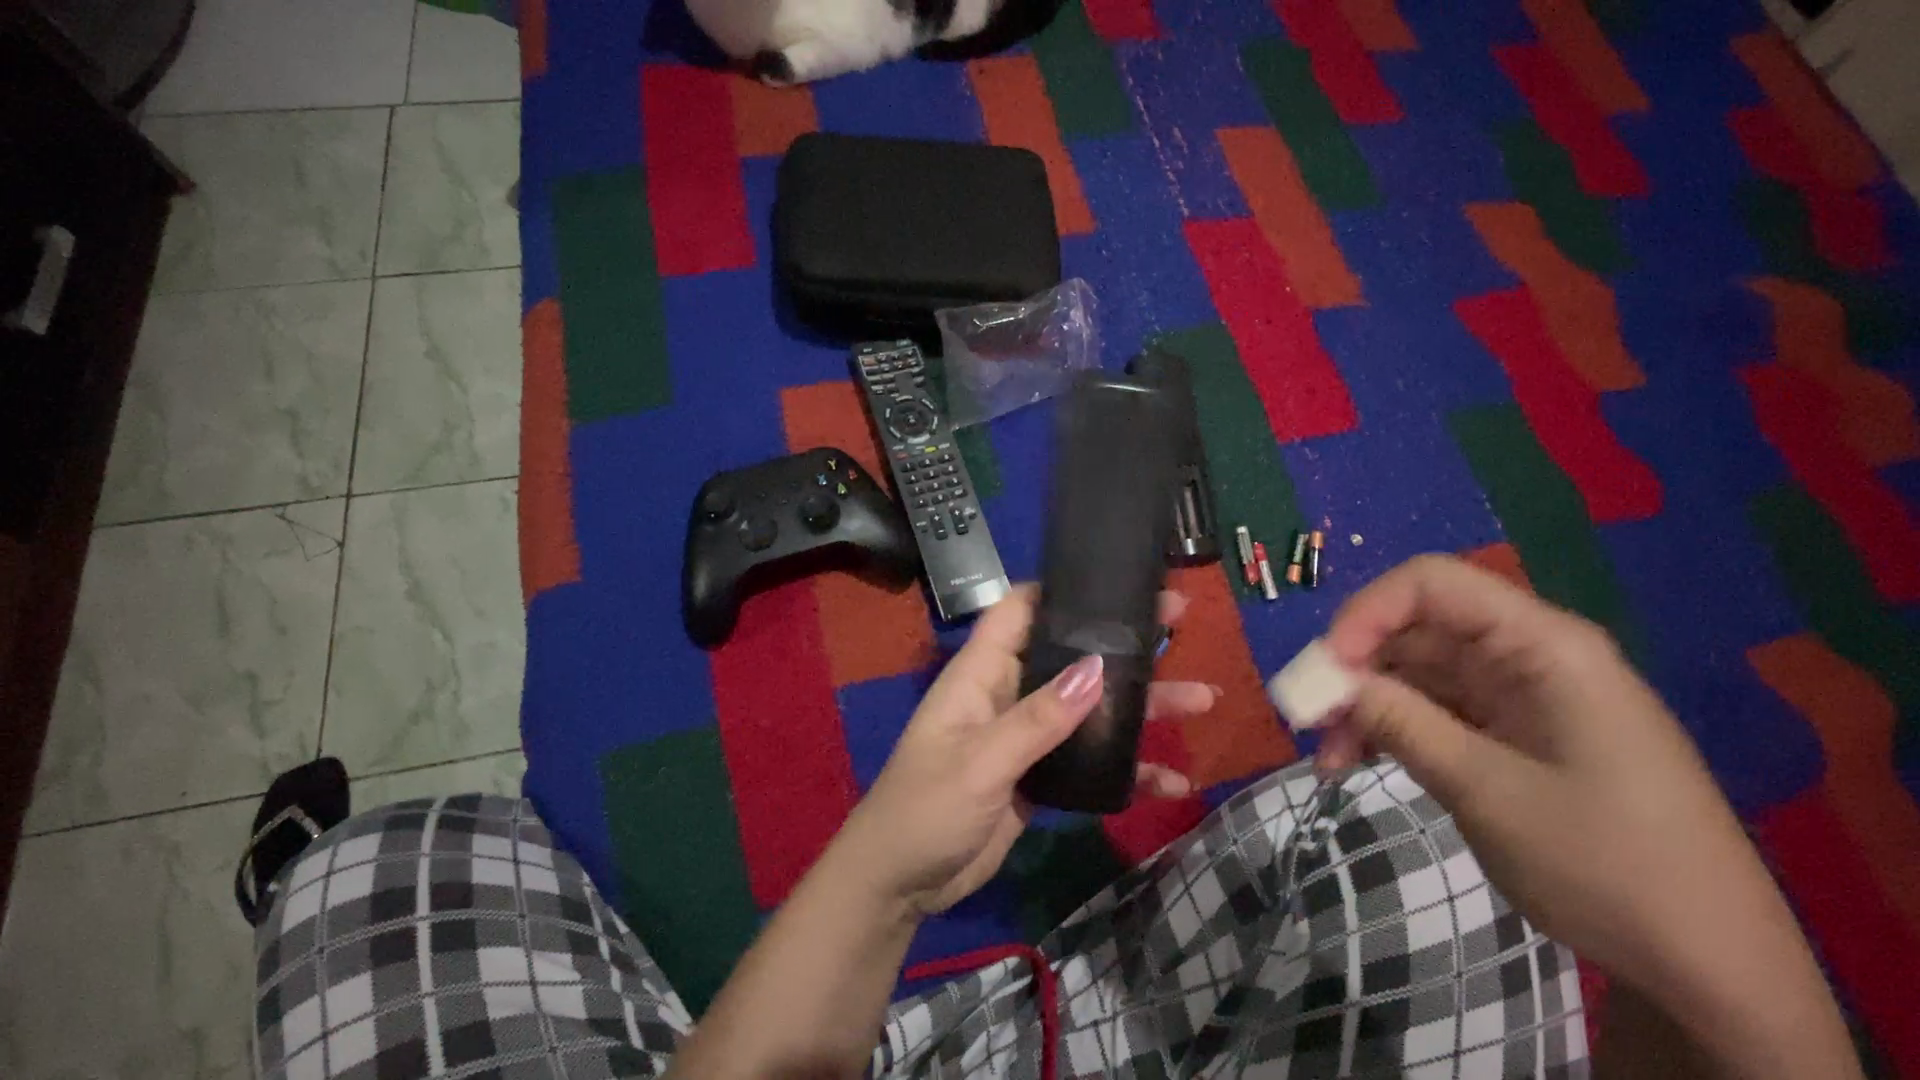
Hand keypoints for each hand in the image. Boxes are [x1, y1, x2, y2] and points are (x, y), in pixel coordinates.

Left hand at [828, 587, 1212, 917]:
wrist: (902, 884)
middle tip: (1179, 623)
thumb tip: (1098, 668)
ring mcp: (1026, 739)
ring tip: (1202, 700)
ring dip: (1141, 708)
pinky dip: (1127, 770)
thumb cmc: (926, 809)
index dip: (1063, 591)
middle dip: (1122, 643)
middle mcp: (1007, 696)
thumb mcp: (981, 762)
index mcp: (981, 675)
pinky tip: (1171, 782)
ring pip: (1090, 710)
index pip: (1020, 612)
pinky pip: (1090, 763)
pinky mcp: (1039, 778)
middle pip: (1069, 657)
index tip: (1118, 581)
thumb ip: (1038, 719)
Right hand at [1312, 556, 1857, 1078]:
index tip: (1322, 673)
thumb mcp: (1485, 789)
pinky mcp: (1520, 734)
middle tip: (1310, 723)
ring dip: (1368, 705)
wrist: (1708, 959)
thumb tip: (1328, 681)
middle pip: (1419, 627)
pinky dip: (1395, 729)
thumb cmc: (1603, 861)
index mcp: (1544, 645)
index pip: (1431, 584)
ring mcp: (1526, 696)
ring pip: (1421, 672)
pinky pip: (1441, 710)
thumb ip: (1401, 723)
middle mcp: (1532, 655)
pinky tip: (1360, 763)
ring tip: (1330, 761)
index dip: (1364, 613)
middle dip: (1356, 667)